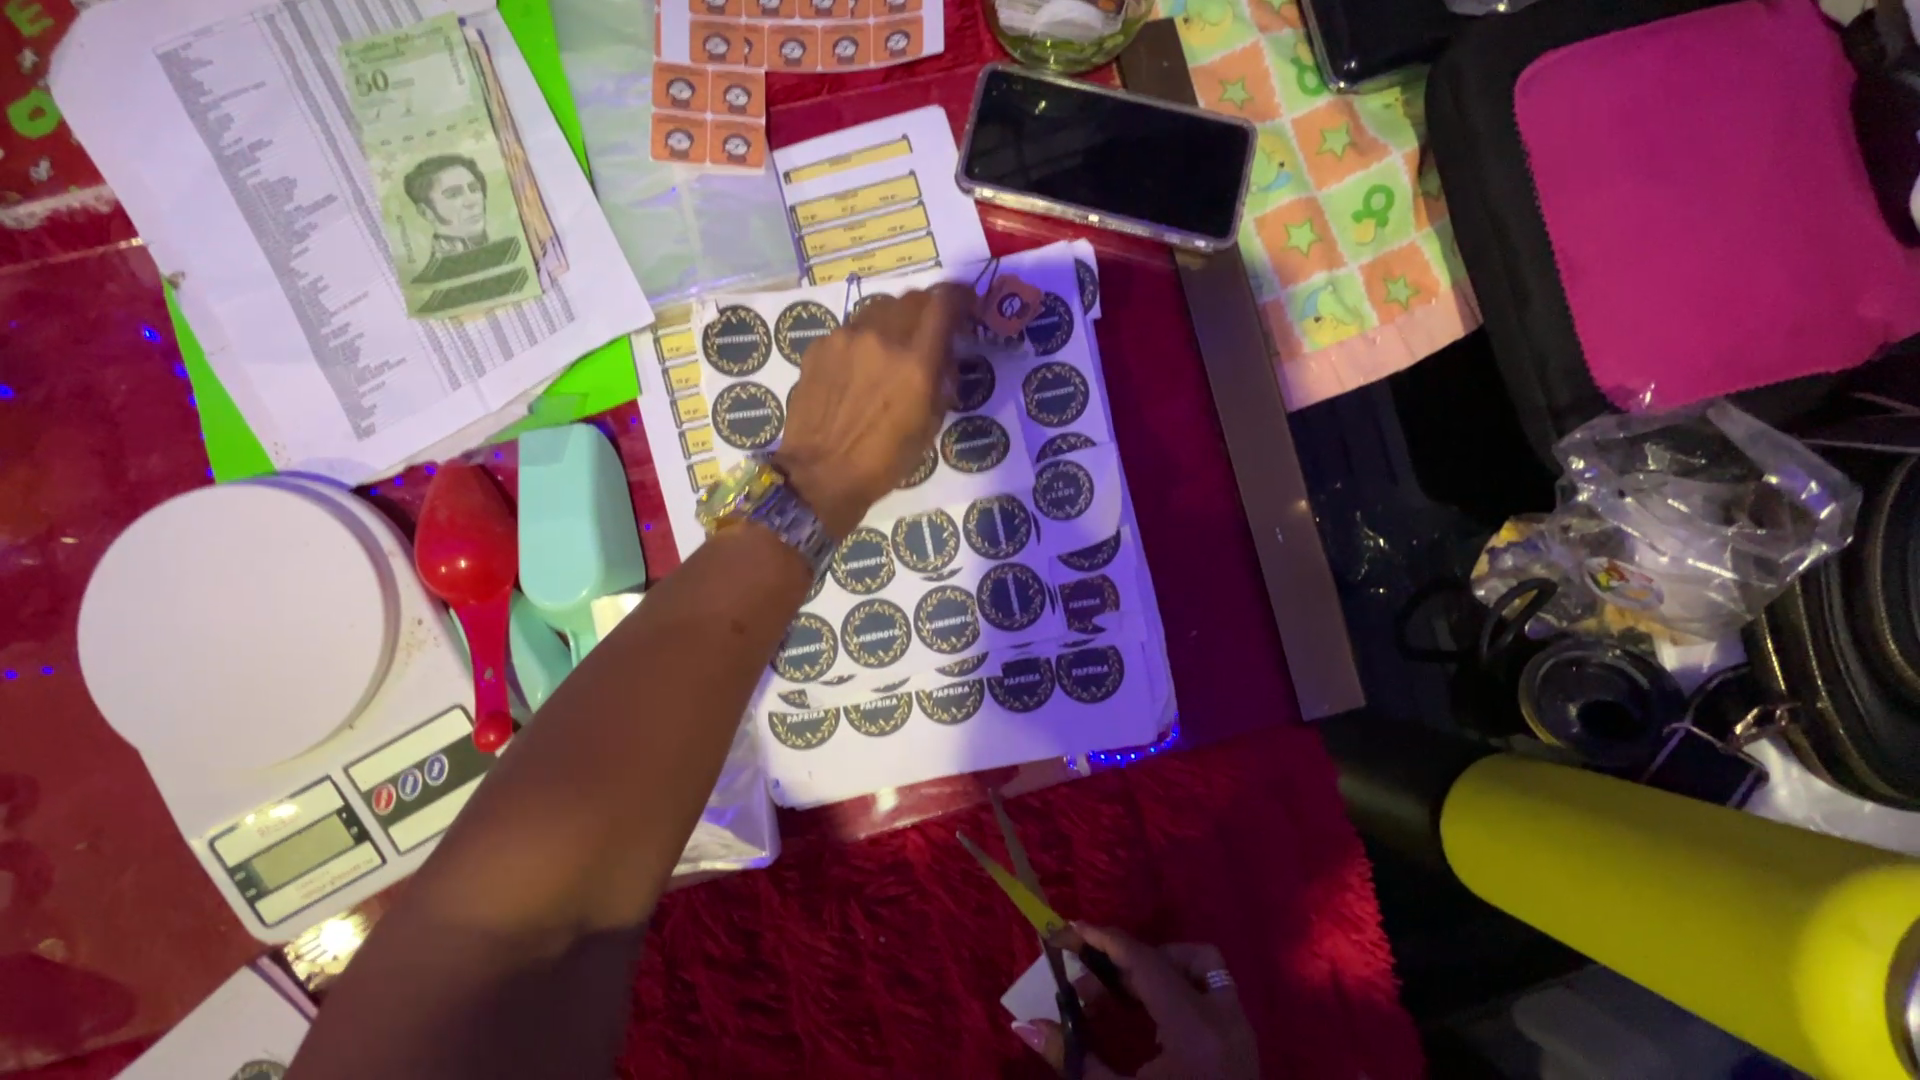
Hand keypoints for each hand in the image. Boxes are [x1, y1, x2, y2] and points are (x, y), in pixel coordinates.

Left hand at [774, 284, 971, 538]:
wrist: (821, 474)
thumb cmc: (884, 461)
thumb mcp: (930, 424)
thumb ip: (941, 379)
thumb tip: (943, 353)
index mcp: (916, 361)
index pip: (944, 302)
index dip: (960, 296)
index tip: (965, 305)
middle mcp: (882, 337)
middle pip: (913, 299)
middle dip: (928, 310)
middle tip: (930, 333)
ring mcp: (846, 338)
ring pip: (880, 309)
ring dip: (895, 321)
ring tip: (893, 350)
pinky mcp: (820, 346)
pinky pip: (851, 329)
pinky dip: (864, 339)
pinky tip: (860, 369)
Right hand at [1013, 926, 1257, 1078]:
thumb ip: (1073, 1058)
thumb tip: (1023, 1024)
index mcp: (1193, 1029)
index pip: (1144, 962)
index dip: (1104, 940)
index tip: (1069, 929)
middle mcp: (1223, 1018)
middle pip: (1170, 958)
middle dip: (1123, 961)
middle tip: (1086, 984)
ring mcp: (1240, 1029)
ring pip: (1200, 965)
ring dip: (1158, 967)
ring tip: (1121, 994)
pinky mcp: (1243, 1043)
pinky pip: (1212, 989)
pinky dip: (1178, 986)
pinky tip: (1148, 1015)